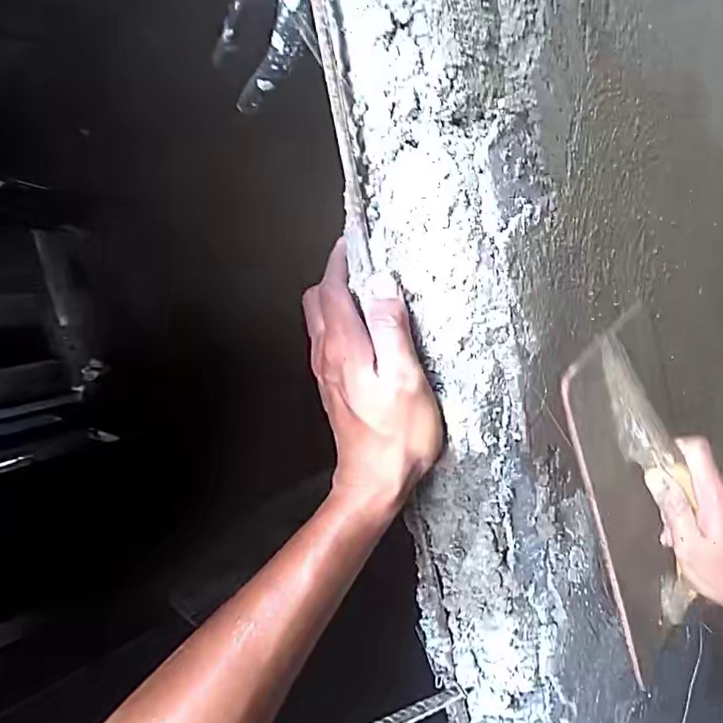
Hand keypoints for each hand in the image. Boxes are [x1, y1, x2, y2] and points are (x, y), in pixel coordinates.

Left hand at [301, 238, 442, 513]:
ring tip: (365, 288)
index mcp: (345, 348)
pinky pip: (328, 341)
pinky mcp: (334, 388)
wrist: (374, 481)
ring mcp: (327, 373)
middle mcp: (328, 356)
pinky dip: (339, 321)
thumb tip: (381, 286)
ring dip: (335, 298)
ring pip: (319, 321)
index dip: (339, 261)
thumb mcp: (406, 379)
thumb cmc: (398, 435)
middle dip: (333, 275)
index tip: (353, 240)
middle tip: (362, 261)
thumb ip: (392, 330)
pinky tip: (363, 328)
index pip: (331, 290)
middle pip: (316, 301)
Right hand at [645, 437, 722, 627]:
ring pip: (701, 487)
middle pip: (695, 471)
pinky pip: (712, 499)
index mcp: (717, 496)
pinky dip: (699, 514)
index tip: (658, 466)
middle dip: (675, 492)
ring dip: (685, 507)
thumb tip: (657, 478)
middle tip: (669, 524)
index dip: (674, 449)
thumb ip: (673, 509)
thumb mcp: (689, 547)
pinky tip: (695, 540)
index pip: (697, 449)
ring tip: (681, 539)